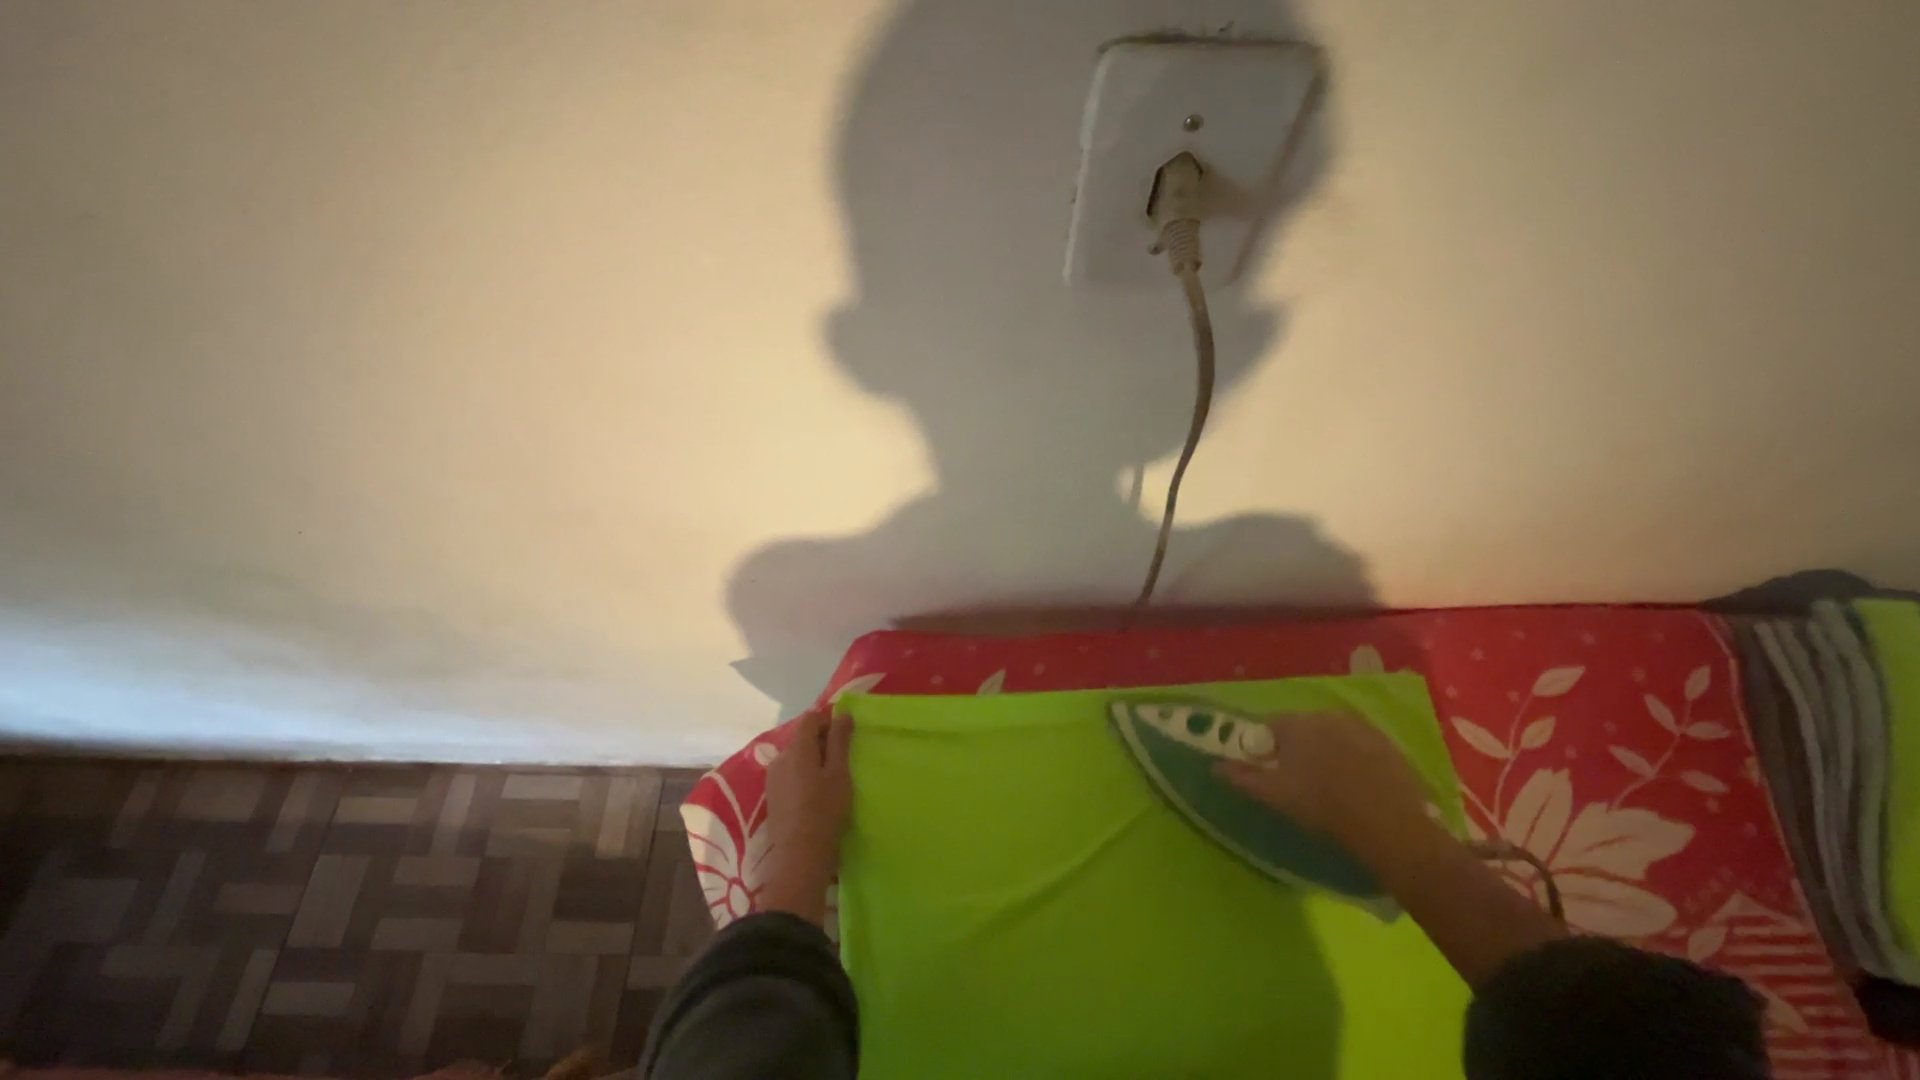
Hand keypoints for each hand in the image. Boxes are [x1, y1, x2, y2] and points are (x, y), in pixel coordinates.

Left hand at [760, 709, 852, 923]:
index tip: (845, 739)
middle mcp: (780, 758)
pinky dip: (804, 774)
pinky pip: (790, 773)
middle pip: (802, 737)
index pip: (811, 719)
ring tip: (831, 781)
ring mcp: (773, 777)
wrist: (800, 856)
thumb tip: (841, 713)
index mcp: (797, 749)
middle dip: (822, 742)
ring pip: (796, 756)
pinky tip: (815, 795)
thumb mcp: (839, 774)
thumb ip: (840, 741)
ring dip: (813, 759)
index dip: (829, 722)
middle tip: (842, 762)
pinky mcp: (772, 794)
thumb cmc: (825, 811)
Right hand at [1215, 711, 1432, 856]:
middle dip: (1295, 746)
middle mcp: (1326, 714)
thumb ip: (1243, 776)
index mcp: (1296, 723)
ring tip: (1328, 782)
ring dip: (1324, 750)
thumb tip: (1216, 765)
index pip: (1268, 725)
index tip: (1267, 768)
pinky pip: (1358, 743)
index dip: (1263, 746)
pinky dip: (1352, 756)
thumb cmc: (1323, 806)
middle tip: (1297, 779)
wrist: (1391, 825)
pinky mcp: (1387, 742)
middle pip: (1300, 726)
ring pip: (1330, 734)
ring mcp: (1361, 726)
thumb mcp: (1275, 795)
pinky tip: (1356, 783)